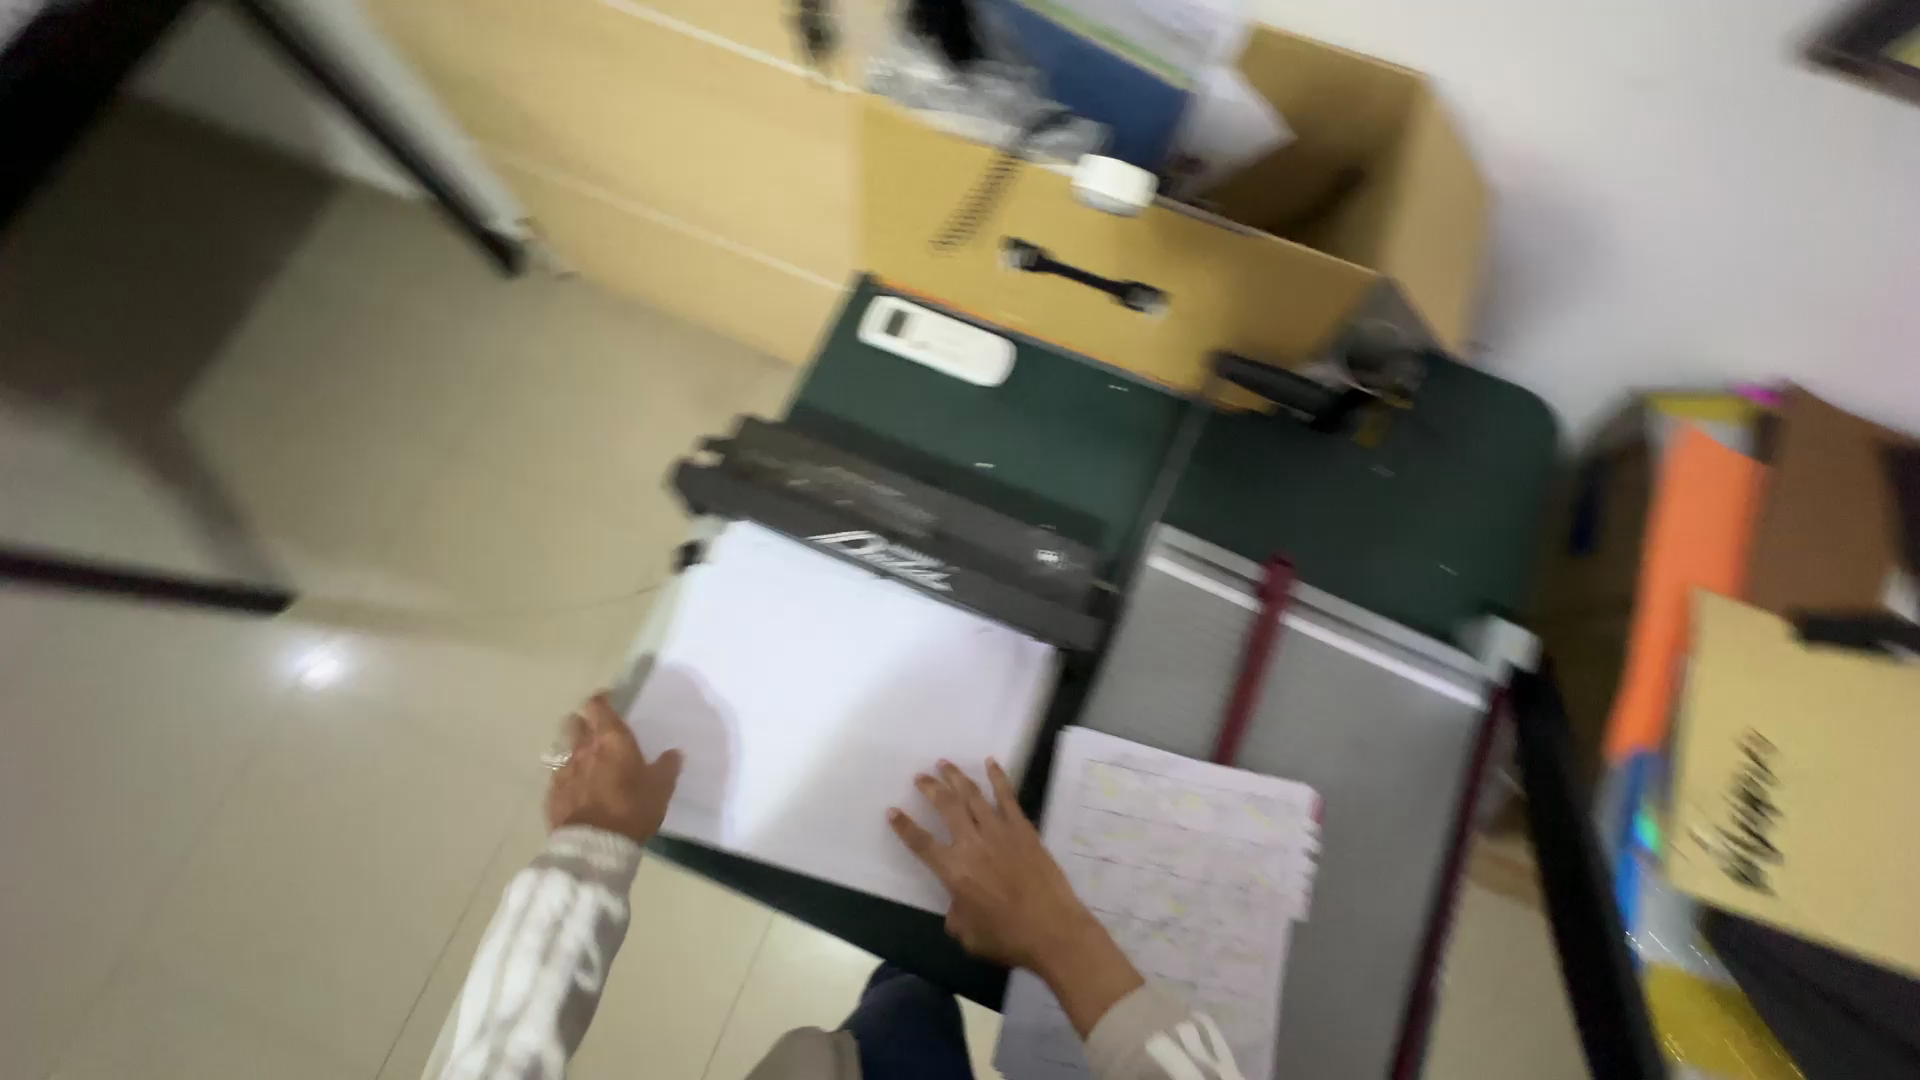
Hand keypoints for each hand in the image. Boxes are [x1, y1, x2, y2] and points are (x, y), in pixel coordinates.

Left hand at [545, 692, 682, 844]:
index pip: (598, 706)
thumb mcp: (661, 787)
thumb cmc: (632, 808)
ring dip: (575, 751)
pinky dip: (570, 778)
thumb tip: (674, 753)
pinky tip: (579, 790)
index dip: (601, 700)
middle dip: (583, 722)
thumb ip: (667, 766)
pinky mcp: (552, 796)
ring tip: (588, 762)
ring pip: (565, 750)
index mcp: (612, 739)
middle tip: (597, 730)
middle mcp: (584, 749)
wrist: (593, 846)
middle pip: (574, 723)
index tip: (608, 700)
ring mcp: (564, 772)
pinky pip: (560, 777)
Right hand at [889, 761, 1141, 1033]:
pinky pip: (1007, 796)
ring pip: (972, 795)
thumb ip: (956, 915)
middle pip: (946, 807)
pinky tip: (990, 762)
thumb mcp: (969, 936)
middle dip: (930, 788)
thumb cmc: (1008, 938)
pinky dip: (998, 776)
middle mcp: (972, 843)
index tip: (892, 810)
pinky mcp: (1022, 828)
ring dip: (956, 777)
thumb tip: (956, 904)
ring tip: (944, 764)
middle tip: (920, 776)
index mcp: (954, 871)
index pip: (921, 843)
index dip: (904, 826)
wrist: (1052, 929)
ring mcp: (999, 831)